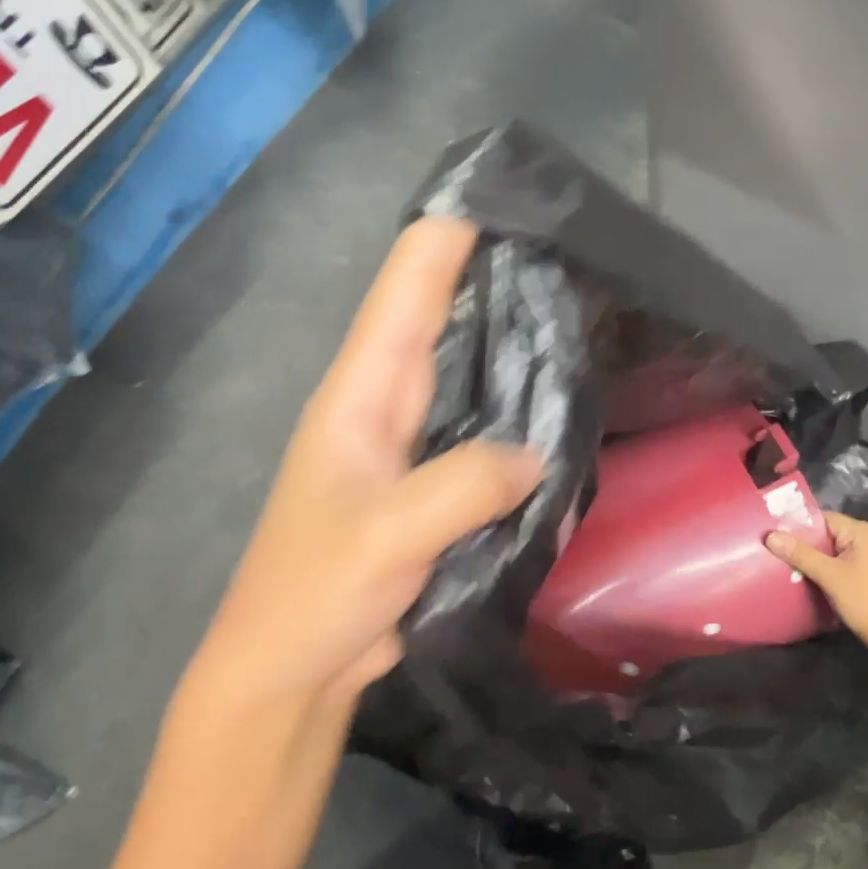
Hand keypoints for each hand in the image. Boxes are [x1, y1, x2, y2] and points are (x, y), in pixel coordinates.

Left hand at [190, 218, 541, 706]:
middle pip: (438, 326)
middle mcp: (383, 413)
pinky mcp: (430, 497)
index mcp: (357, 400)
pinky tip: (556, 418)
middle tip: (565, 250)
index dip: (448, 240)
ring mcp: (408, 455)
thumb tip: (536, 453)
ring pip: (465, 384)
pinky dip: (515, 423)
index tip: (509, 200)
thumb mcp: (387, 535)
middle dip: (491, 282)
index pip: (403, 294)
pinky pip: (481, 443)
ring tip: (574, 318)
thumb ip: (461, 486)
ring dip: (508, 352)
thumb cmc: (316, 592)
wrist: (294, 668)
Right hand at [767, 513, 867, 646]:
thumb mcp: (829, 575)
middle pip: (825, 533)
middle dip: (801, 541)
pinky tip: (800, 573)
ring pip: (828, 549)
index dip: (797, 524)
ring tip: (780, 559)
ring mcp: (864, 556)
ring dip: (808, 556)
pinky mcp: (861, 571)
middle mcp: (864, 538)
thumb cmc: (862, 599)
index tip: (772, 531)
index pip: (823, 519)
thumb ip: (800, 554)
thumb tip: (770, 536)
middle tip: (772, 547)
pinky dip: (819, 566)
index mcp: (861, 531)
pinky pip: (835, 561)